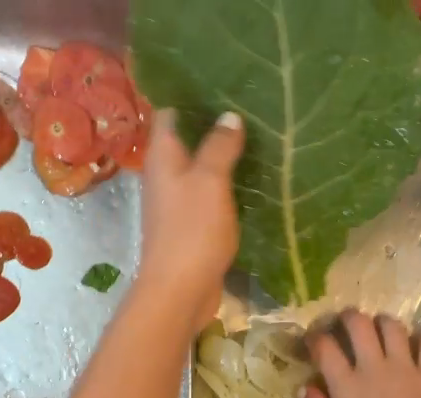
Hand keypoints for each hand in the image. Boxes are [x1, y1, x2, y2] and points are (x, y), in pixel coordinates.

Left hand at [138, 109, 243, 332]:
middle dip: (213, 127)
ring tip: (256, 142)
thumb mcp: (211, 181)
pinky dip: (227, 191)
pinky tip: (250, 186)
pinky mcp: (192, 230)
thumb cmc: (192, 231)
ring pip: (201, 172)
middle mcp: (166, 176)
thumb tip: (229, 117)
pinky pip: (210, 200)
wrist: (180, 291)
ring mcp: (178, 205)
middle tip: (247, 110)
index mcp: (163, 156)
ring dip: (223, 161)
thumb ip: (220, 146)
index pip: (171, 112)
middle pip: (188, 142)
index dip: (192, 95)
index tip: (221, 83)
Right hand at [302, 311, 420, 397]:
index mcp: (348, 386)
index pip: (325, 348)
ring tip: (380, 328)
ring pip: (392, 327)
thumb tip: (304, 389)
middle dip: (348, 317)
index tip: (313, 339)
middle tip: (346, 322)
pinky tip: (416, 343)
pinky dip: (420, 338)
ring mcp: (405, 367)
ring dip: (383, 322)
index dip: (315, 338)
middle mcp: (374, 367)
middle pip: (359, 325)